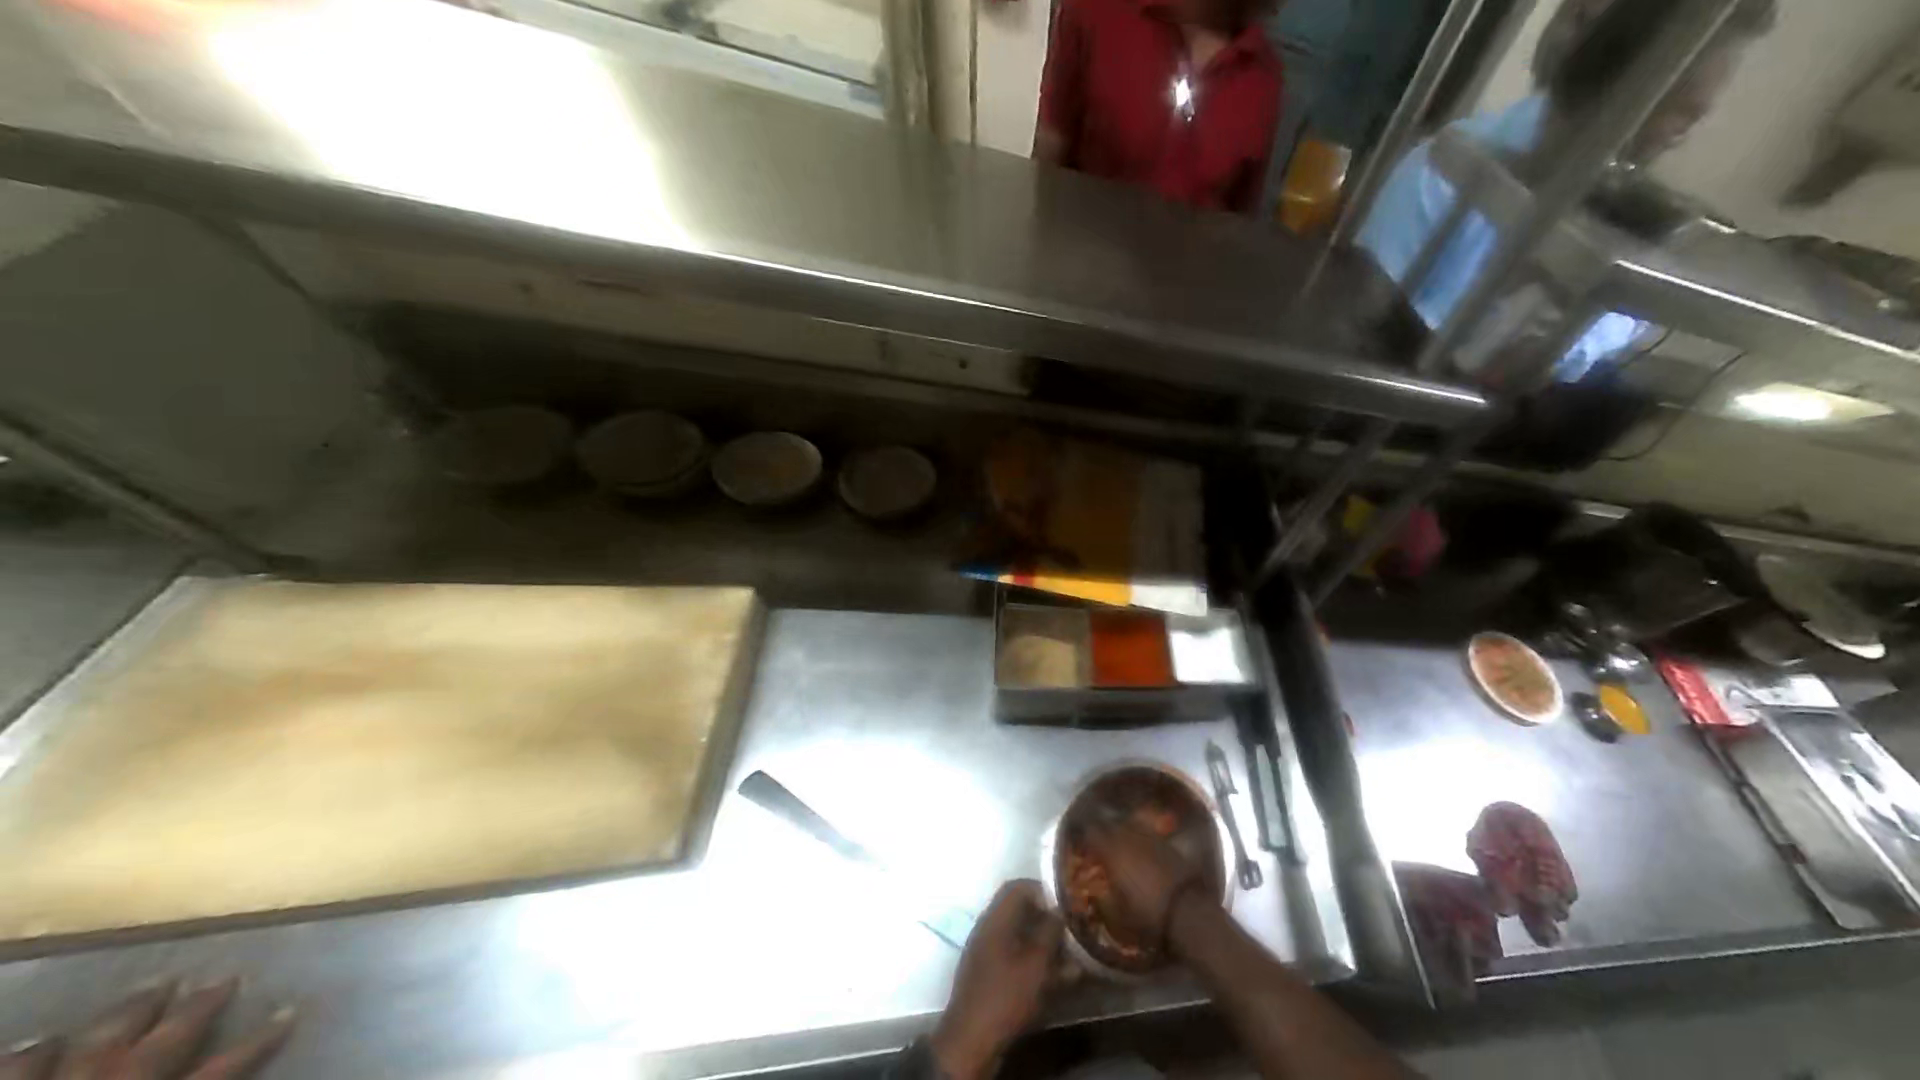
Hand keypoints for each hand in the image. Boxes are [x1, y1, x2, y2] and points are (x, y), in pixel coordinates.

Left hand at [0, 979, 293, 1079]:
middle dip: (196, 1007)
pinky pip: (12, 1070)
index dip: (260, 1039)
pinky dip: (28, 1053)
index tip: (291, 1009)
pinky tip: (38, 1040)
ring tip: (142, 993)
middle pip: (163, 1041)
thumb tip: (231, 1073)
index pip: (222, 1067)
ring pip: (91, 1043)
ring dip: (121, 1016)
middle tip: (222, 977)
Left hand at [930, 880, 1061, 1079]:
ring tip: (1072, 957)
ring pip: (1020, 936)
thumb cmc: (1005, 996)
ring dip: (1045, 943)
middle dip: (1048, 919)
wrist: (972, 1039)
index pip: (1017, 887)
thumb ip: (1049, 933)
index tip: (1065, 903)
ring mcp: (987, 952)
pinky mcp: (990, 974)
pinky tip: (1059, 978)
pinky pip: (1016, 957)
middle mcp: (988, 929)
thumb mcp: (1035, 964)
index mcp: (995, 919)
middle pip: (1019, 911)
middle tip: (1072, 930)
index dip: (1042, 890)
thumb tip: (1060, 911)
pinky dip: (1036, 962)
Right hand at [1081, 821, 1209, 951]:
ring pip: (1130, 828)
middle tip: (1099, 846)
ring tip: (1120, 848)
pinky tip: (1143, 854)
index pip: (1091, 833)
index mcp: (1112, 851)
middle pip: (1111, 826)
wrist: (1190, 914)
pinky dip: (1142, 843)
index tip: (1081, 846)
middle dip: (1103, 834)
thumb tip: (1093, 894)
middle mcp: (1129, 838)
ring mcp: (1151, 839)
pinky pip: (1148, 837)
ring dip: (1123, 835)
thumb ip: (1101, 902)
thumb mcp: (1117, 916)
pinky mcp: (1169, 846)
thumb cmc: (1148, 916)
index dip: (1084, 838)